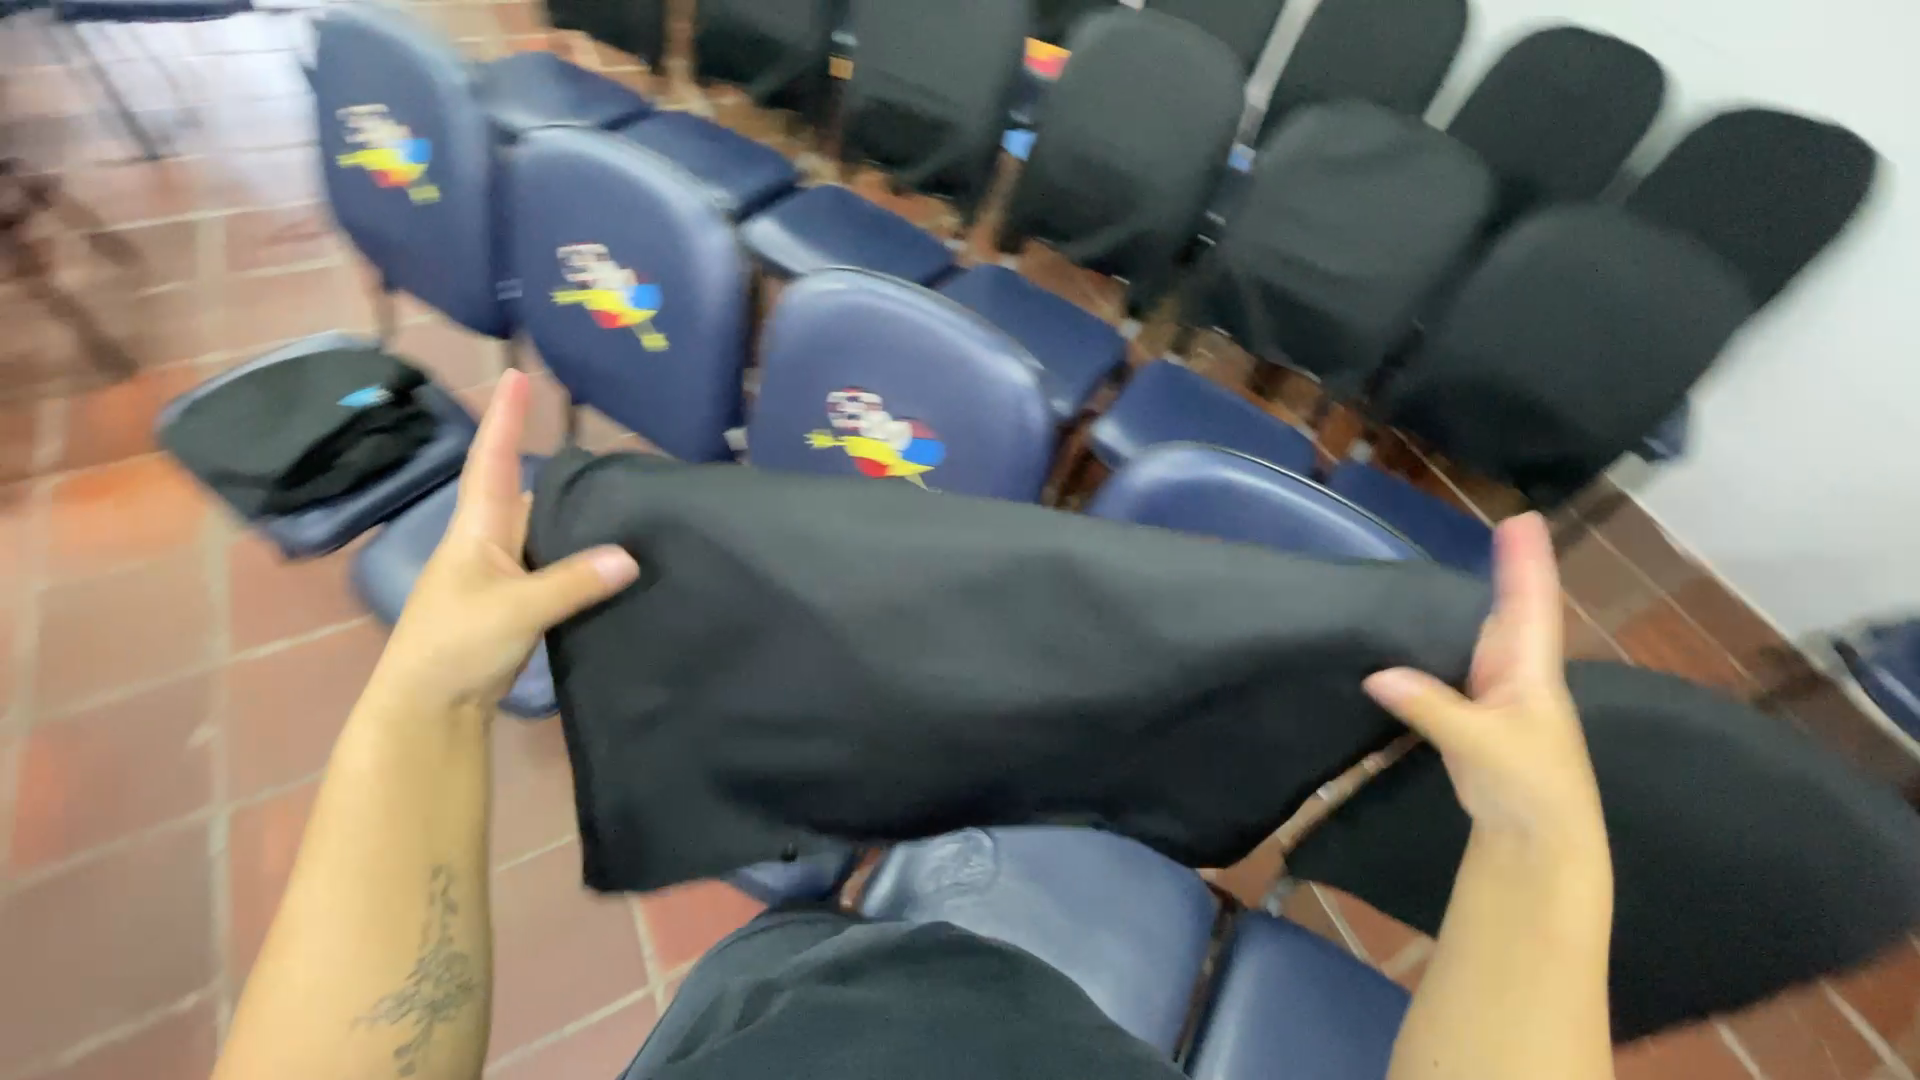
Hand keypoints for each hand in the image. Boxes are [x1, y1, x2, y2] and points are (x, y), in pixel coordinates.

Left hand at [368, 370, 639, 714]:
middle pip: (525, 492)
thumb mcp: (516, 609)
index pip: (492, 461)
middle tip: (604, 454)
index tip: (517, 376)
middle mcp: (490, 543)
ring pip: (545, 531)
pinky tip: (611, 560)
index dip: (506, 419)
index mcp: (478, 530)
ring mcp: (504, 574)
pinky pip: (557, 565)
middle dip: (556, 468)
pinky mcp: (519, 603)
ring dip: (576, 517)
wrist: (431, 706)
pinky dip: (583, 557)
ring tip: (623, 502)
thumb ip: (573, 582)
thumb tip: (630, 556)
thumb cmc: (455, 644)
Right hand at [1362, 513, 1604, 851]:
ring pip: (1484, 639)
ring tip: (1474, 567)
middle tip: (1508, 528)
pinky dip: (1445, 644)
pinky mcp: (1472, 716)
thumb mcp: (1480, 744)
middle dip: (1512, 571)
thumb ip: (1432, 707)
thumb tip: (1376, 673)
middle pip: (1514, 613)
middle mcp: (1516, 674)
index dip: (1527, 564)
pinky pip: (1458, 666)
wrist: (1536, 840)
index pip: (1531, 607)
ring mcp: (1495, 696)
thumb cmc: (1529, 786)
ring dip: (1479, 604)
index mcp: (1529, 671)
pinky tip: (1425, 638)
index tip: (1524, 519)